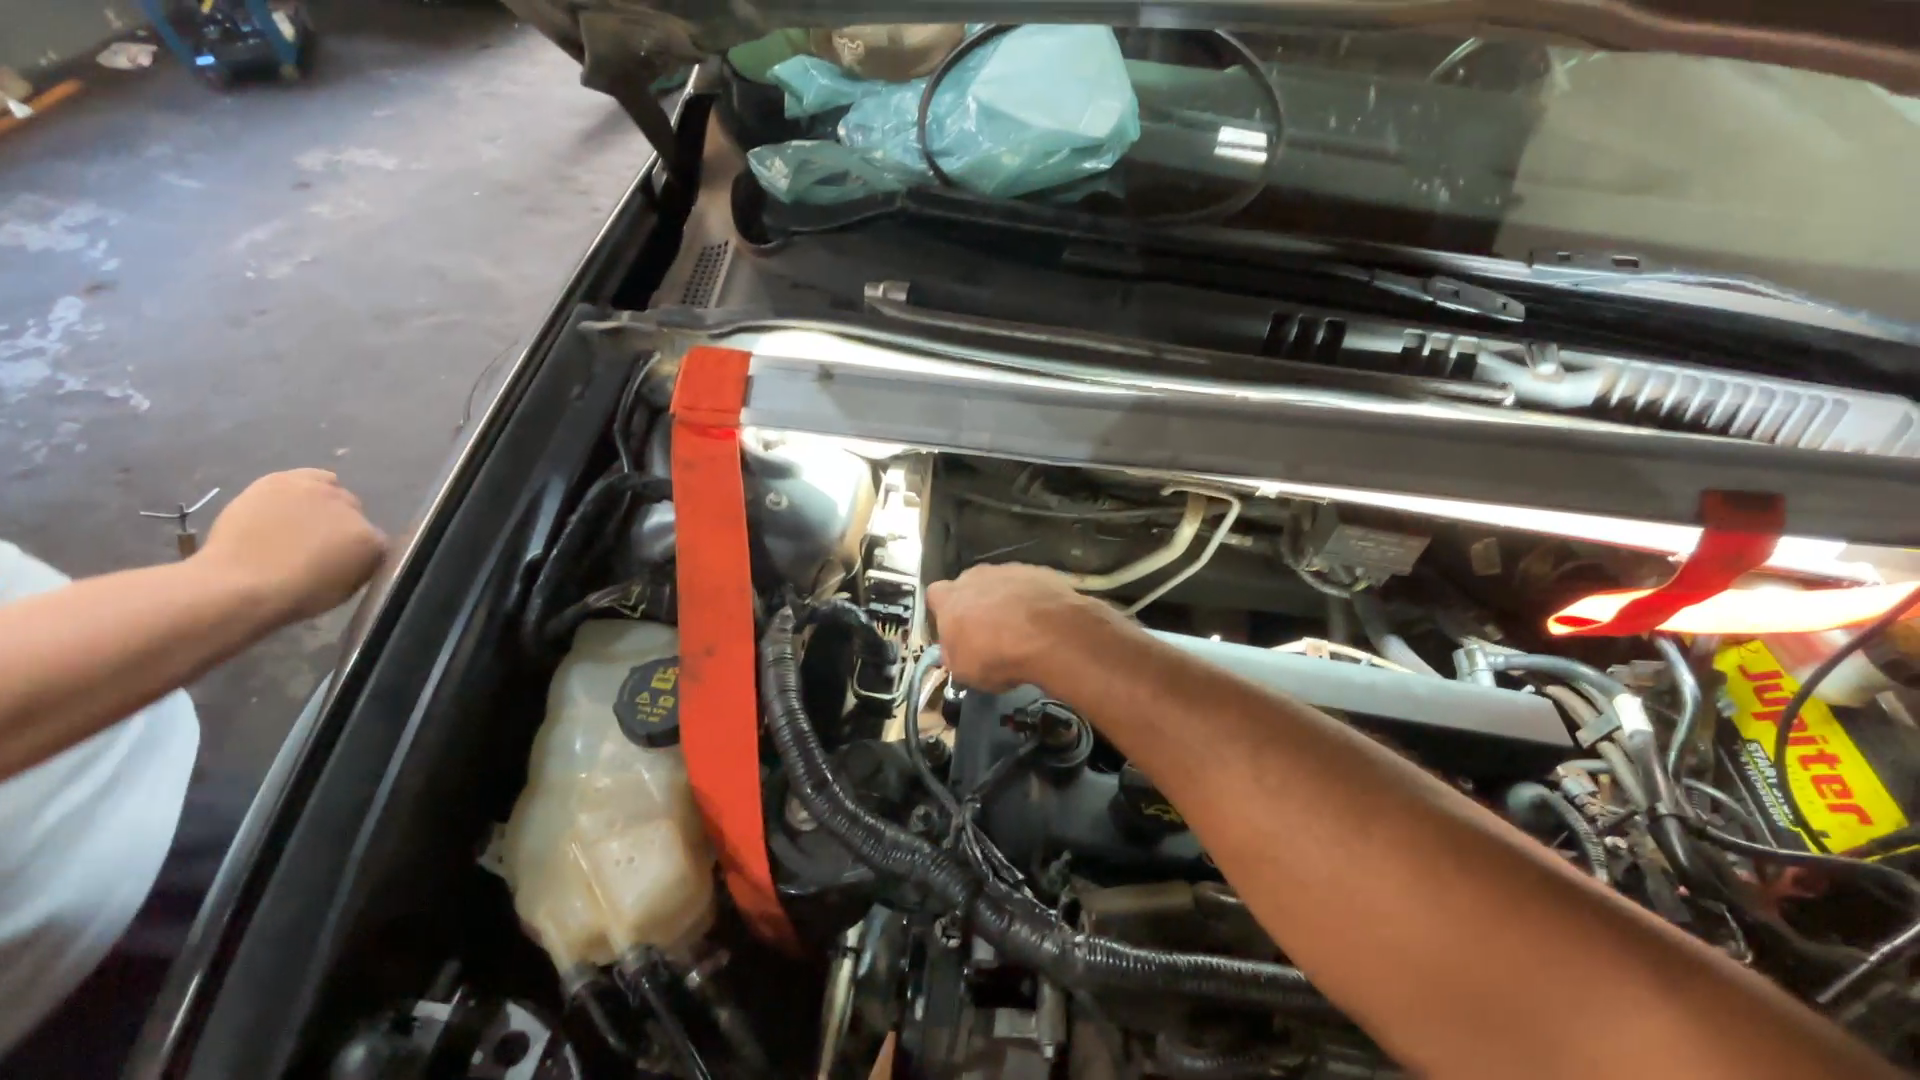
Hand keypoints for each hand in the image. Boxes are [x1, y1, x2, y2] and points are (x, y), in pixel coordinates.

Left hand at [193, 469, 387, 621]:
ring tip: (297, 523)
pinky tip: (286, 505)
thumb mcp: (346, 588)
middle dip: (339, 525)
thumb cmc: (294, 597)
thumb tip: (353, 552)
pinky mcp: (285, 481)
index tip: (337, 563)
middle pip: (354, 511)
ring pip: (332, 490)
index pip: (375, 540)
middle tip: (315, 544)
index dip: (356, 552)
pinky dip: (302, 488)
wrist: (239, 586)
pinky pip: (307, 477)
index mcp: (374, 541)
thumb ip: (360, 562)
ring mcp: (318, 492)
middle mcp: (354, 511)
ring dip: (322, 504)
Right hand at [924, 563, 1114, 691]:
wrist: (1049, 636)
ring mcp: (1010, 570)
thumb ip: (952, 654)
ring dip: (1006, 601)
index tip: (955, 629)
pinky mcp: (1040, 572)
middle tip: (990, 630)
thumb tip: (953, 650)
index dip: (944, 611)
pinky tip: (1043, 621)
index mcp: (950, 598)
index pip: (936, 595)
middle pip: (970, 585)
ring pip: (1002, 583)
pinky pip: (1030, 586)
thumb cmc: (995, 656)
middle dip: (977, 603)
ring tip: (1022, 627)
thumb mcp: (962, 670)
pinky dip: (1032, 600)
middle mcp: (976, 576)